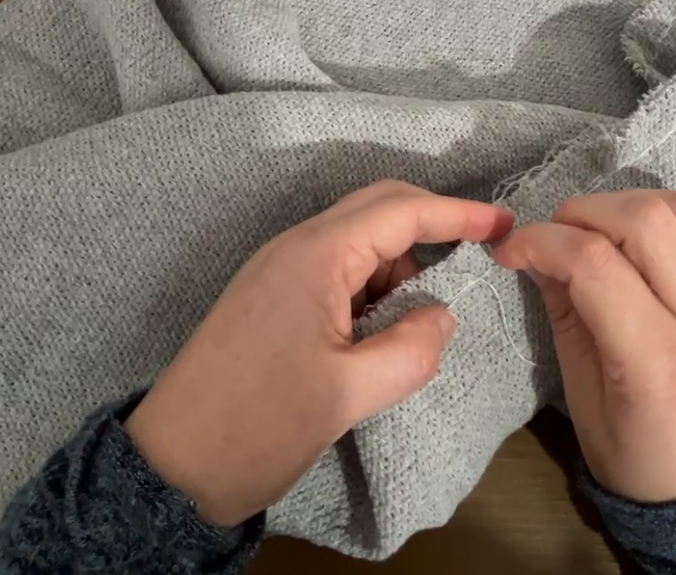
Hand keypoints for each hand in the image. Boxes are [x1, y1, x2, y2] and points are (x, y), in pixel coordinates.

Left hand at [125, 180, 513, 526]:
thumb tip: (443, 318)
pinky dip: (370, 286)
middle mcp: (297, 245)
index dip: (457, 212)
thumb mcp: (346, 395)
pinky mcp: (273, 293)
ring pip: (358, 240)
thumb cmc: (257, 424)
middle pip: (378, 209)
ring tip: (412, 322)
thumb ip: (410, 351)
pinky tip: (378, 328)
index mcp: (317, 254)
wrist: (171, 466)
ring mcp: (281, 267)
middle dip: (430, 224)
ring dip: (397, 266)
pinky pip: (336, 268)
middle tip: (476, 250)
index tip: (504, 221)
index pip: (400, 211)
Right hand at [494, 190, 675, 502]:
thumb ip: (562, 310)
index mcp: (659, 363)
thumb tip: (536, 249)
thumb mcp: (579, 393)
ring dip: (625, 206)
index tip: (510, 250)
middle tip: (555, 237)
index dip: (542, 241)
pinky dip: (667, 216)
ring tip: (597, 234)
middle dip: (583, 212)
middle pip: (645, 220)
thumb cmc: (636, 455)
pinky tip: (640, 243)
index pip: (596, 265)